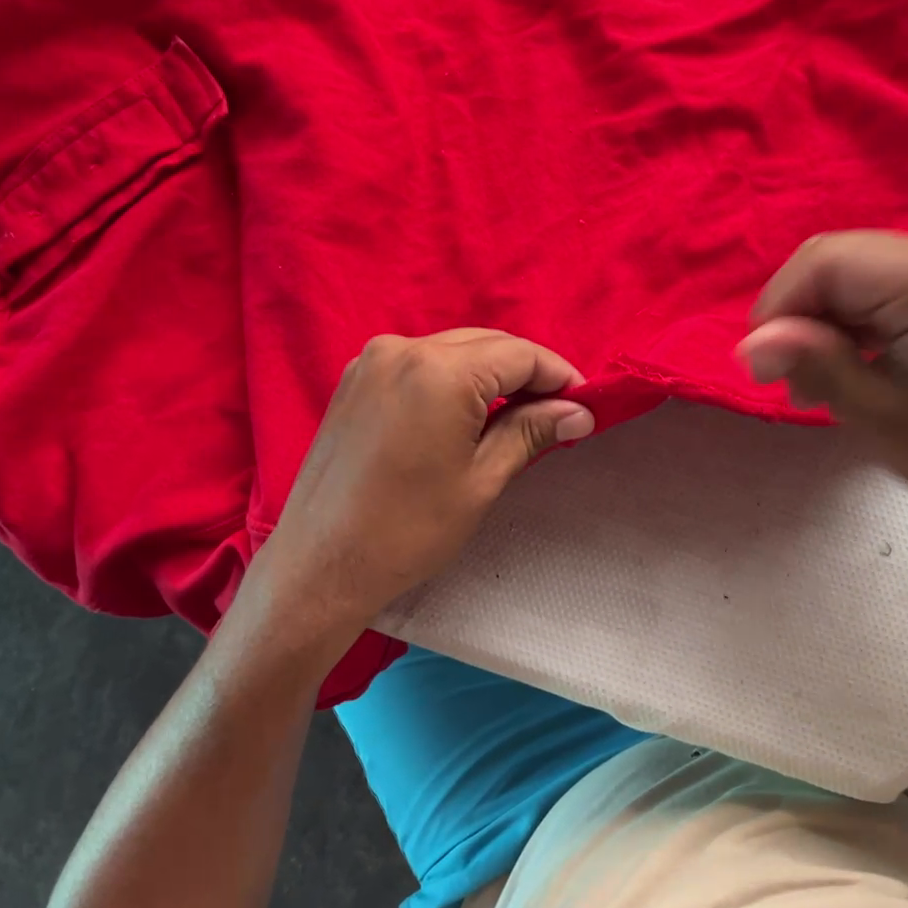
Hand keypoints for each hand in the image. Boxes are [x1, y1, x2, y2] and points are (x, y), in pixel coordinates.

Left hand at [243, 329, 593, 653]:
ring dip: (490, 374)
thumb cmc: (408, 530)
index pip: (520, 354)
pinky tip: (465, 413)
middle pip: (487, 344)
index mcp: (439, 371)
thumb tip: (580, 412)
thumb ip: (530, 432)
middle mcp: (403, 348)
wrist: (322, 563)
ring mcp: (371, 360)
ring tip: (516, 417)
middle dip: (527, 373)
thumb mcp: (481, 481)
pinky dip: (451, 378)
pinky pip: (419, 362)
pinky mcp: (354, 380)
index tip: (585, 405)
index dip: (560, 376)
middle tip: (556, 415)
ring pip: (453, 349)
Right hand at [738, 231, 907, 531]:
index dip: (779, 306)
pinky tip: (854, 367)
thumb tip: (748, 345)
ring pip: (859, 271)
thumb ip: (815, 364)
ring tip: (817, 385)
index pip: (825, 261)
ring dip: (825, 320)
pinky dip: (857, 321)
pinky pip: (888, 285)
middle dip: (799, 314)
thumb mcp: (882, 415)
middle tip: (787, 380)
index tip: (762, 366)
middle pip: (840, 259)